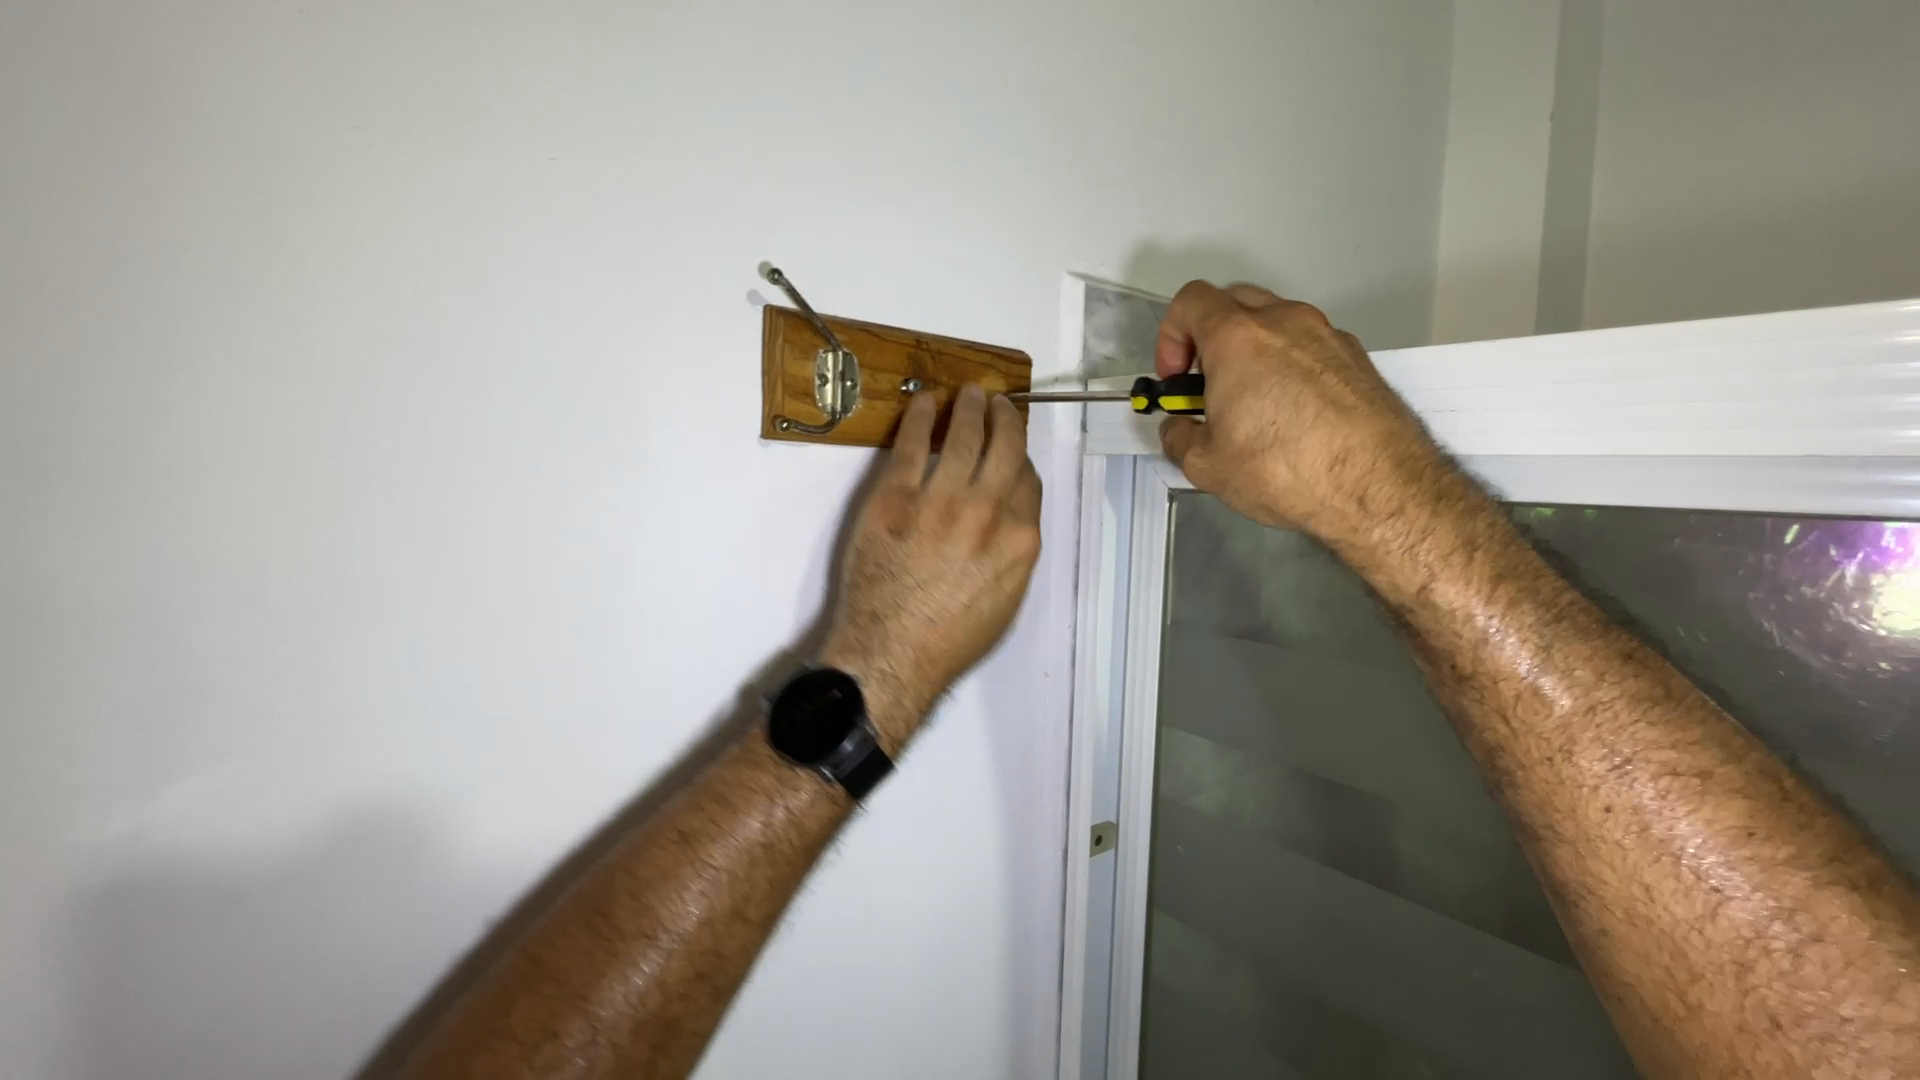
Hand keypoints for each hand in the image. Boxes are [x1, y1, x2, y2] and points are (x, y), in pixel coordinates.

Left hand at [820, 385, 1042, 751]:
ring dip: (970, 407)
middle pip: (1005, 448)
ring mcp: (943, 501)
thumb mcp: (1005, 601)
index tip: (1011, 448)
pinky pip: (915, 444)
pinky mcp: (897, 496)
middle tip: (996, 403)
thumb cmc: (950, 640)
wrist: (892, 653)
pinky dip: (923, 416)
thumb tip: (1010, 520)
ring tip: (969, 393)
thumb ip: (1014, 553)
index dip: (1020, 457)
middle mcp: (989, 512)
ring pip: (965, 436)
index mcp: (1021, 540)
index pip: (1029, 480)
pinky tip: (925, 402)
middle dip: (1005, 418)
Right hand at [1155, 281, 1446, 543]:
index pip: (1190, 302)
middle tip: (1207, 384)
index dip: (1170, 337)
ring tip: (1251, 403)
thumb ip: (1180, 437)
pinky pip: (1309, 346)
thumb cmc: (1281, 468)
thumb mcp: (1206, 465)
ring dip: (1252, 351)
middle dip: (1209, 337)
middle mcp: (1284, 321)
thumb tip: (1179, 428)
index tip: (1176, 379)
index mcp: (1238, 337)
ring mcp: (1327, 335)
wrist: (1377, 485)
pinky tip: (1293, 414)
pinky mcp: (1357, 358)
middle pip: (1233, 302)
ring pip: (1276, 323)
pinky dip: (1289, 365)